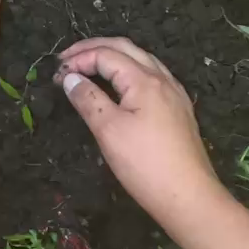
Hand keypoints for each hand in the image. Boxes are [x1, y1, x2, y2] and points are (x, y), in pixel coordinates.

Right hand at [58, 37, 225, 219]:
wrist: (191, 200)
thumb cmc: (145, 164)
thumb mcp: (108, 130)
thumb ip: (88, 98)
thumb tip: (70, 77)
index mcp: (144, 80)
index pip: (105, 55)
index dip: (78, 60)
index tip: (57, 75)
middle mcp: (162, 79)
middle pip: (124, 47)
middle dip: (93, 48)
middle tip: (67, 59)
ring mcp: (174, 93)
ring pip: (140, 58)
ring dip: (112, 56)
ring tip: (89, 66)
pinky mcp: (179, 109)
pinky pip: (151, 74)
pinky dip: (128, 69)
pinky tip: (121, 84)